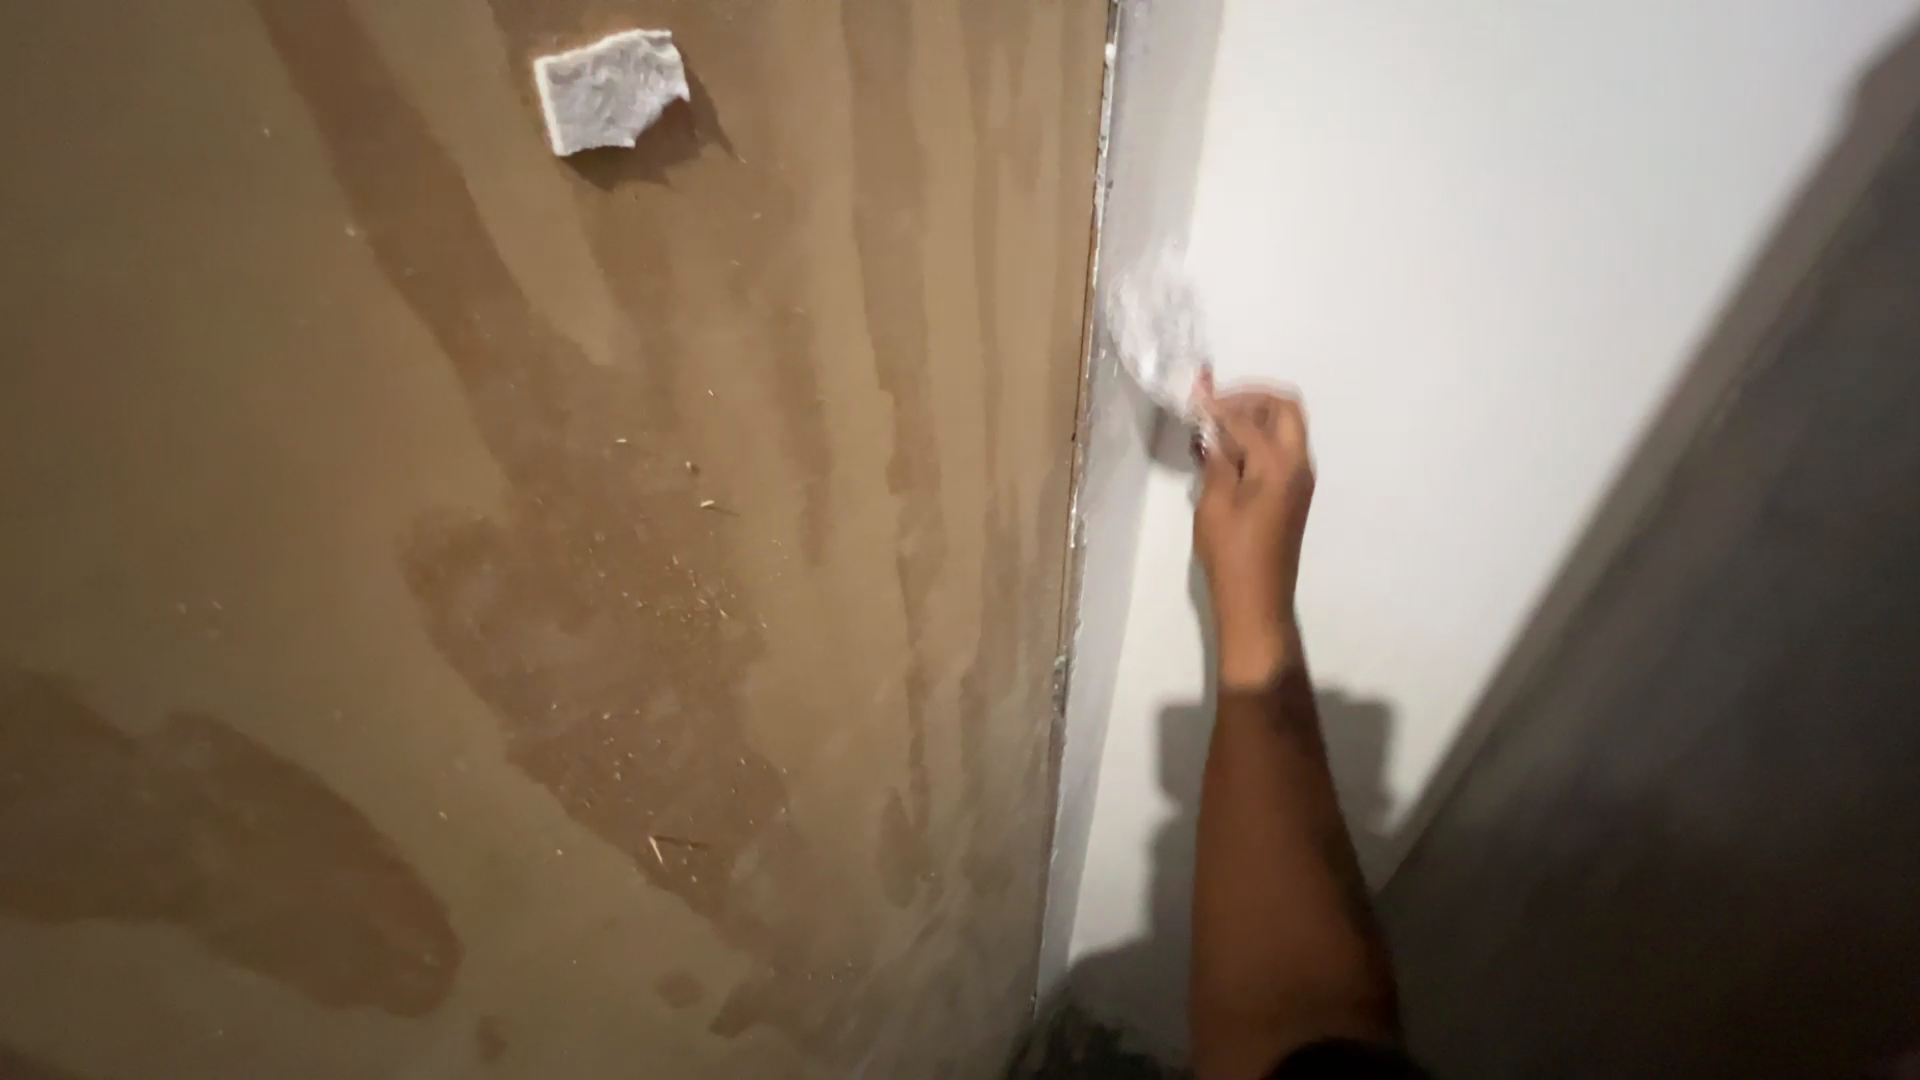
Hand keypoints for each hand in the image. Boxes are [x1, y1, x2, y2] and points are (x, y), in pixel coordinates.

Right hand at [1193, 381, 1314, 688]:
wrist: (1256, 597)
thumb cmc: (1231, 551)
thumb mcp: (1214, 502)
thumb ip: (1217, 460)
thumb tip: (1213, 431)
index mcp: (1279, 465)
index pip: (1250, 418)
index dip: (1220, 405)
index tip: (1194, 398)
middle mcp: (1298, 464)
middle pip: (1285, 408)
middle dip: (1250, 399)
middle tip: (1215, 408)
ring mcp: (1299, 478)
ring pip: (1286, 427)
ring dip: (1255, 417)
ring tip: (1216, 429)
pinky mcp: (1292, 491)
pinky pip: (1281, 448)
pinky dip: (1257, 439)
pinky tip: (1226, 453)